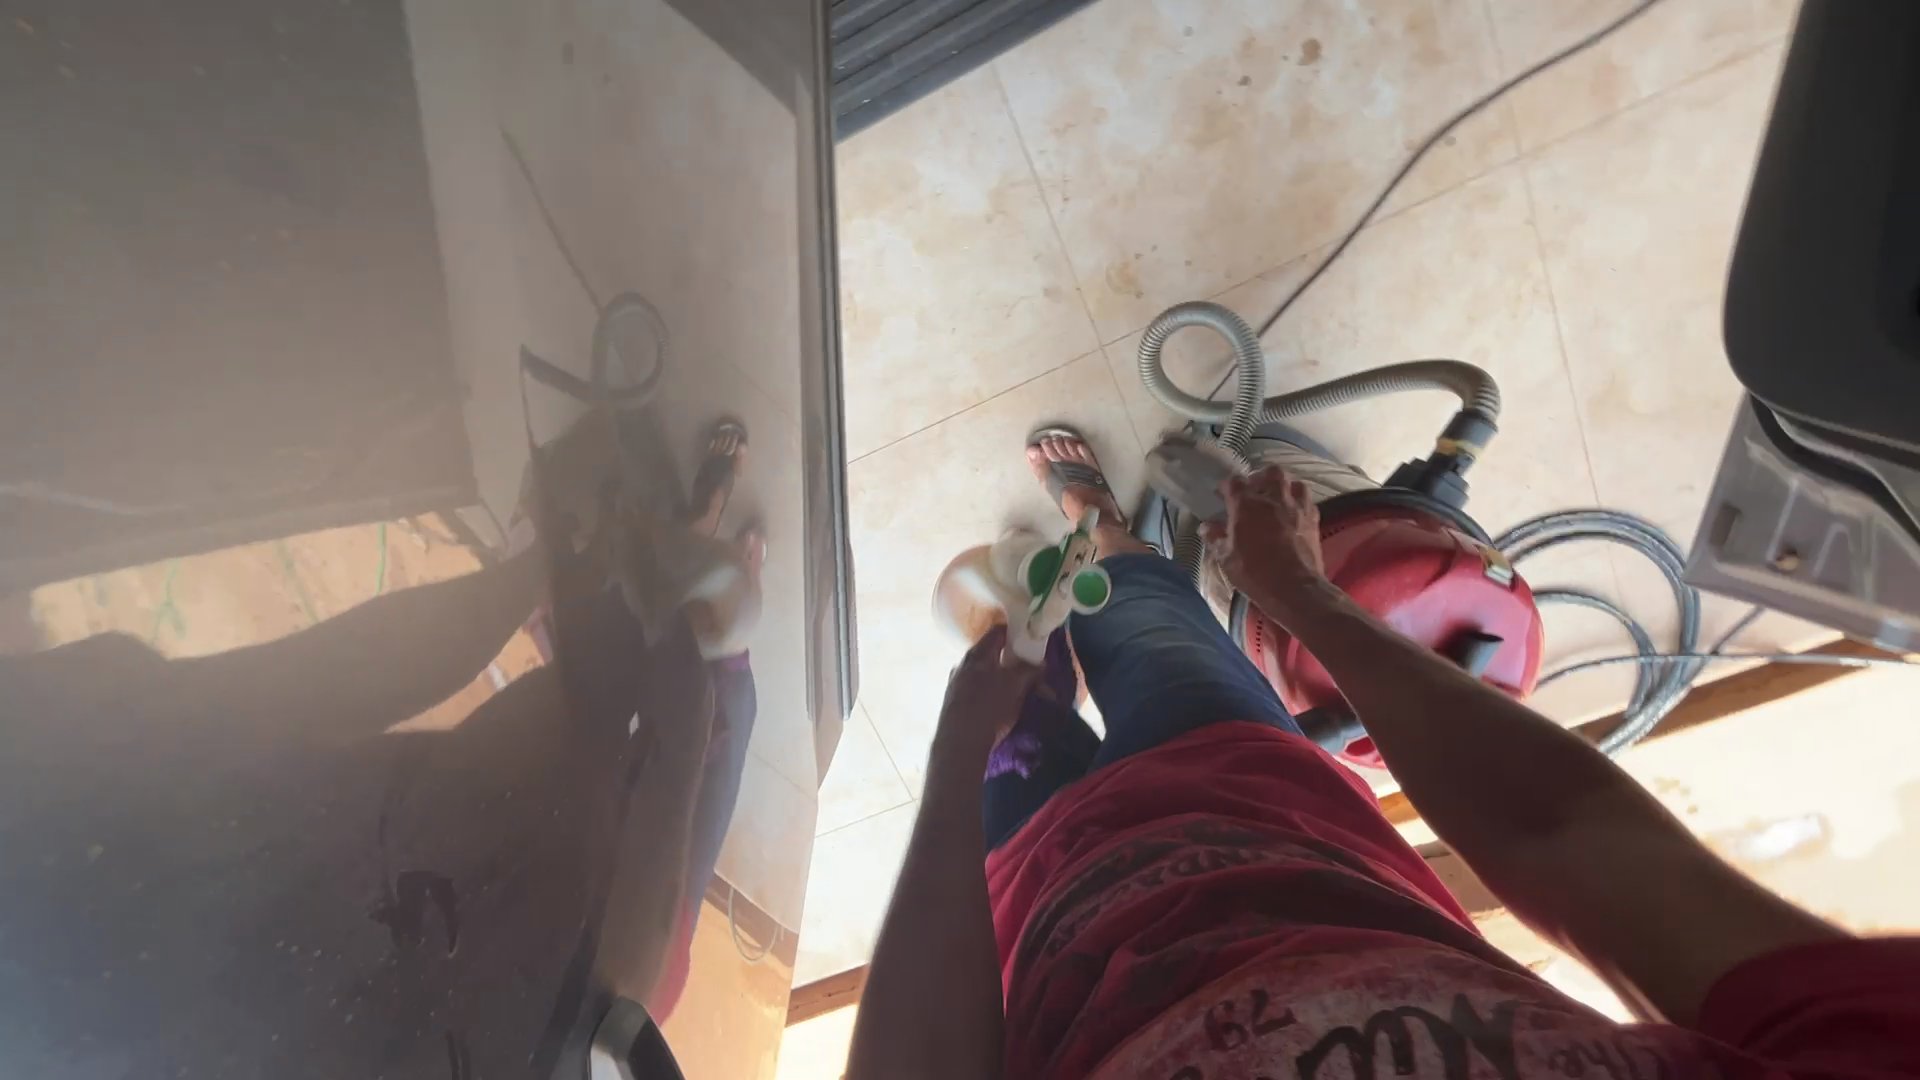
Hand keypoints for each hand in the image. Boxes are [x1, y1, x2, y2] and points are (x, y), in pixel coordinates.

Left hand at [936, 625, 1040, 751]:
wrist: (960, 742)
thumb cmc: (990, 706)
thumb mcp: (1016, 685)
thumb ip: (1029, 670)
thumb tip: (1041, 663)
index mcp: (978, 653)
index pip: (997, 631)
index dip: (1014, 632)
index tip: (1029, 640)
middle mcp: (963, 664)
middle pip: (989, 653)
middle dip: (1008, 660)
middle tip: (1026, 669)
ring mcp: (955, 683)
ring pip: (981, 673)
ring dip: (997, 678)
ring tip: (1014, 691)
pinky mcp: (953, 703)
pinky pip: (975, 690)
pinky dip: (988, 693)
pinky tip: (997, 706)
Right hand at [1202, 466, 1328, 611]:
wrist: (1294, 588)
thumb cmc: (1254, 573)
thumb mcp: (1226, 558)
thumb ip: (1215, 538)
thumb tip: (1206, 528)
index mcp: (1246, 506)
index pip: (1234, 483)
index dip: (1227, 486)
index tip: (1222, 494)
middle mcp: (1273, 500)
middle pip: (1271, 472)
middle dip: (1261, 477)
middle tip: (1253, 490)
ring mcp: (1296, 508)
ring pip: (1294, 482)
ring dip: (1284, 487)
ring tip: (1276, 499)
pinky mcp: (1313, 520)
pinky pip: (1307, 500)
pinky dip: (1298, 502)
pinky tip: (1292, 514)